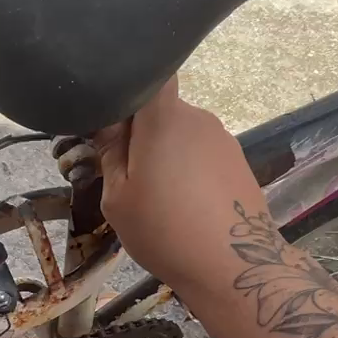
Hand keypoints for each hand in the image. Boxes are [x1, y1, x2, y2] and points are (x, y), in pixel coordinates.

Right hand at [91, 78, 270, 290]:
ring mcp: (220, 138)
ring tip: (144, 193)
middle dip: (136, 130)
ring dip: (158, 152)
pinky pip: (196, 152)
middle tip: (113, 167)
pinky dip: (180, 168)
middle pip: (159, 109)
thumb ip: (109, 154)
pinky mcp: (233, 160)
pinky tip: (173, 202)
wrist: (231, 264)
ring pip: (177, 133)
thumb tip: (104, 124)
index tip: (106, 114)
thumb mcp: (117, 198)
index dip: (127, 84)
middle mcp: (197, 117)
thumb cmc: (163, 230)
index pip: (151, 73)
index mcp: (164, 119)